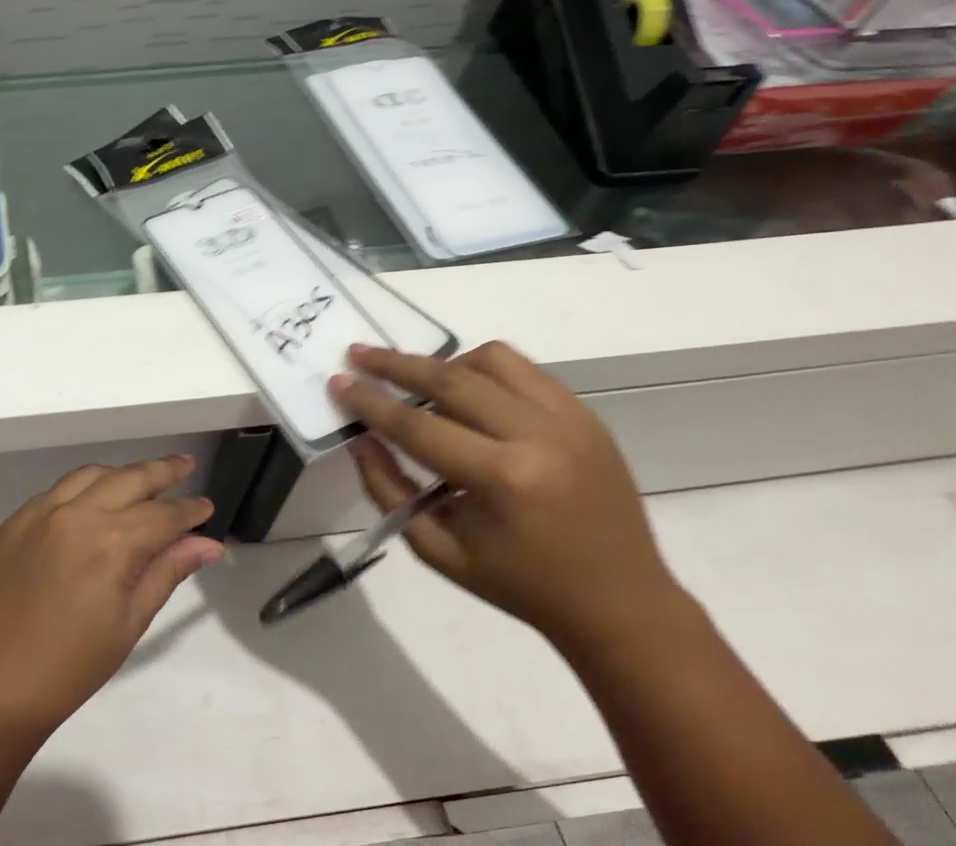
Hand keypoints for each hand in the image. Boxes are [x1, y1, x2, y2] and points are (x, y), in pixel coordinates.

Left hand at [0, 457, 225, 738]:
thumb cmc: (71, 667)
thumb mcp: (130, 622)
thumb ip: (167, 572)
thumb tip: (208, 543)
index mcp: (109, 543)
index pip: (162, 514)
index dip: (190, 510)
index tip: (208, 507)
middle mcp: (74, 514)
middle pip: (128, 479)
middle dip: (162, 471)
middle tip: (186, 466)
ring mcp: (38, 514)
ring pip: (89, 475)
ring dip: (121, 474)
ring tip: (143, 481)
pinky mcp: (13, 523)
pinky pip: (56, 491)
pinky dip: (83, 487)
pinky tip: (94, 500)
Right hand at [330, 342, 685, 645]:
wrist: (617, 600)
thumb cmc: (519, 585)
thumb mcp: (439, 550)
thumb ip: (389, 490)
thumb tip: (361, 439)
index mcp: (503, 480)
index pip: (419, 426)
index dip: (371, 402)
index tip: (338, 382)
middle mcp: (539, 437)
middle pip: (453, 379)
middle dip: (397, 365)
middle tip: (359, 355)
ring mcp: (570, 420)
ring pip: (493, 360)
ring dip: (447, 364)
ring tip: (421, 382)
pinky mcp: (587, 415)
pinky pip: (527, 372)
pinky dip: (487, 373)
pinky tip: (468, 392)